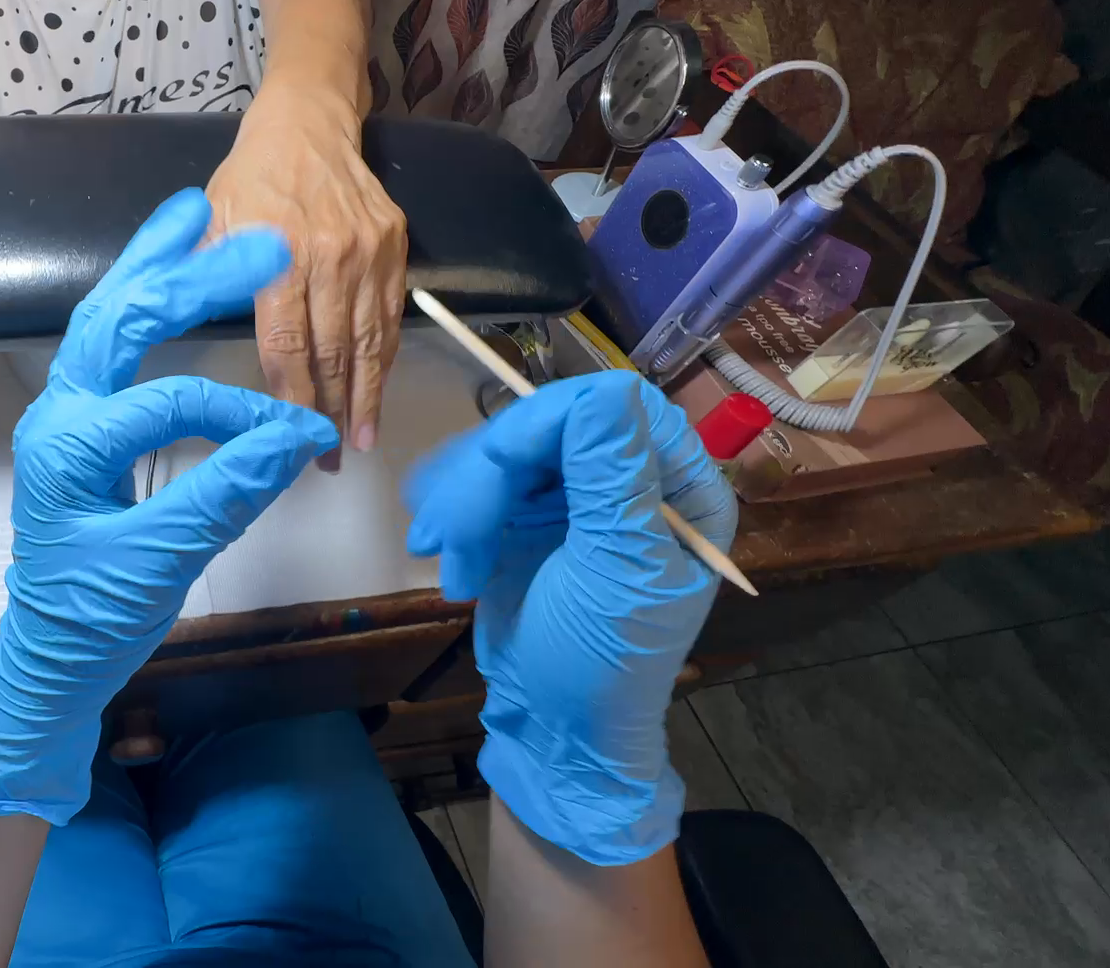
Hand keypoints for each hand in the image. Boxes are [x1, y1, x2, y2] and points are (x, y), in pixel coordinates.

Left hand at [0, 189, 339, 824]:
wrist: (53, 653)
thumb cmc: (94, 618)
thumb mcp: (159, 562)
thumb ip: (225, 494)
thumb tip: (299, 436)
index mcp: (69, 445)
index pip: (169, 401)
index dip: (244, 413)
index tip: (303, 432)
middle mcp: (59, 411)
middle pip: (119, 319)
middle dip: (187, 275)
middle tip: (257, 239)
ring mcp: (66, 410)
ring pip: (105, 318)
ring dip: (150, 266)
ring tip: (192, 213)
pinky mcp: (82, 419)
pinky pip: (109, 346)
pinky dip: (141, 304)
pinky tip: (165, 278)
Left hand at [206, 83, 406, 468]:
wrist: (310, 122)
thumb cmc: (251, 177)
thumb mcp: (211, 219)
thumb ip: (203, 277)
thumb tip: (185, 332)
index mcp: (278, 256)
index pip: (287, 346)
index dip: (294, 398)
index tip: (296, 439)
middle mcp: (330, 258)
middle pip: (332, 354)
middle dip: (331, 413)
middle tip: (329, 459)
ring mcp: (369, 253)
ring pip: (369, 341)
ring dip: (367, 397)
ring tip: (362, 440)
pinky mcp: (395, 248)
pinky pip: (391, 317)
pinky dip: (386, 359)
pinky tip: (379, 390)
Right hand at [402, 372, 736, 864]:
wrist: (551, 721)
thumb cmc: (600, 660)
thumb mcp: (615, 572)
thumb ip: (612, 480)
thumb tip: (605, 388)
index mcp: (674, 487)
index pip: (613, 407)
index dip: (548, 420)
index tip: (496, 461)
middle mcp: (620, 479)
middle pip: (540, 429)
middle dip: (485, 480)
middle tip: (445, 534)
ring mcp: (565, 495)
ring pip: (497, 454)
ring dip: (458, 503)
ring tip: (438, 554)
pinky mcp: (517, 514)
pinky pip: (474, 484)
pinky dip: (447, 512)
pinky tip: (434, 547)